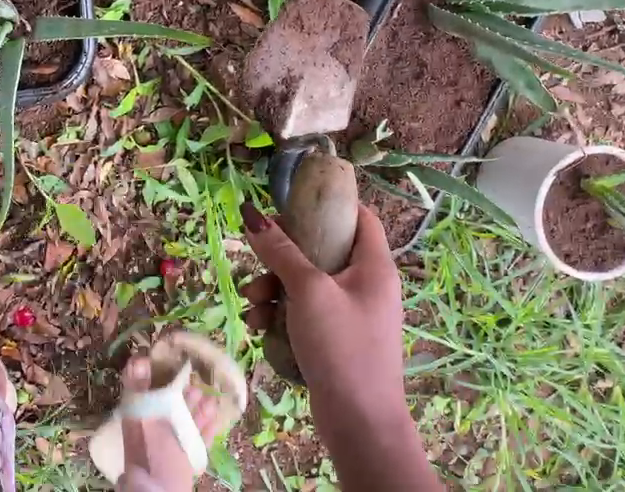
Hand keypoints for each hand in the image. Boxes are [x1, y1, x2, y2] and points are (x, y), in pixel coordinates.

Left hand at [116, 358, 223, 491]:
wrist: (158, 486)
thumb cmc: (147, 446)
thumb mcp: (139, 411)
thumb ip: (138, 386)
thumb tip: (138, 356)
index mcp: (139, 415)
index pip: (146, 390)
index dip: (157, 376)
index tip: (170, 362)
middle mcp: (156, 426)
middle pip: (171, 404)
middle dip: (183, 391)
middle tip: (194, 378)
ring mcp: (173, 441)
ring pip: (188, 419)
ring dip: (198, 406)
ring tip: (208, 394)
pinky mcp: (188, 455)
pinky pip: (200, 437)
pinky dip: (208, 424)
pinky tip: (215, 411)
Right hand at [241, 203, 407, 429]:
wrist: (360, 424)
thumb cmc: (342, 347)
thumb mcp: (307, 291)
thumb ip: (280, 250)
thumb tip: (250, 212)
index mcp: (374, 267)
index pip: (360, 216)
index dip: (329, 202)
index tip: (292, 199)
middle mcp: (365, 285)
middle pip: (320, 248)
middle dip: (281, 254)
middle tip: (258, 256)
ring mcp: (351, 313)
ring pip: (304, 280)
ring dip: (272, 287)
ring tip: (254, 303)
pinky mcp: (335, 337)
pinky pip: (303, 309)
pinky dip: (280, 312)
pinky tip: (260, 325)